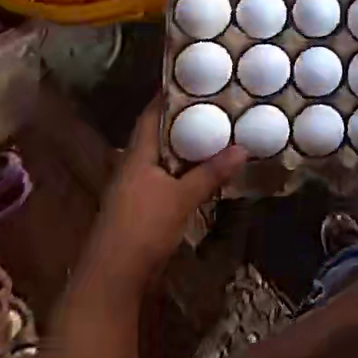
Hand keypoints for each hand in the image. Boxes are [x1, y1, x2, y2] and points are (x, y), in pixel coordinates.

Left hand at [83, 97, 244, 291]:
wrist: (112, 280)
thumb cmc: (142, 230)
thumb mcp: (182, 198)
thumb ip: (211, 172)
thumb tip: (244, 147)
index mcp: (137, 156)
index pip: (152, 115)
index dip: (169, 95)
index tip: (195, 78)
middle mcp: (135, 166)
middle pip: (161, 134)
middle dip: (187, 119)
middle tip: (220, 103)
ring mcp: (138, 188)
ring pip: (167, 156)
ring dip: (190, 145)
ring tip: (222, 130)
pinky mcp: (145, 206)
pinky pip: (171, 176)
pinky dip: (189, 167)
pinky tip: (210, 168)